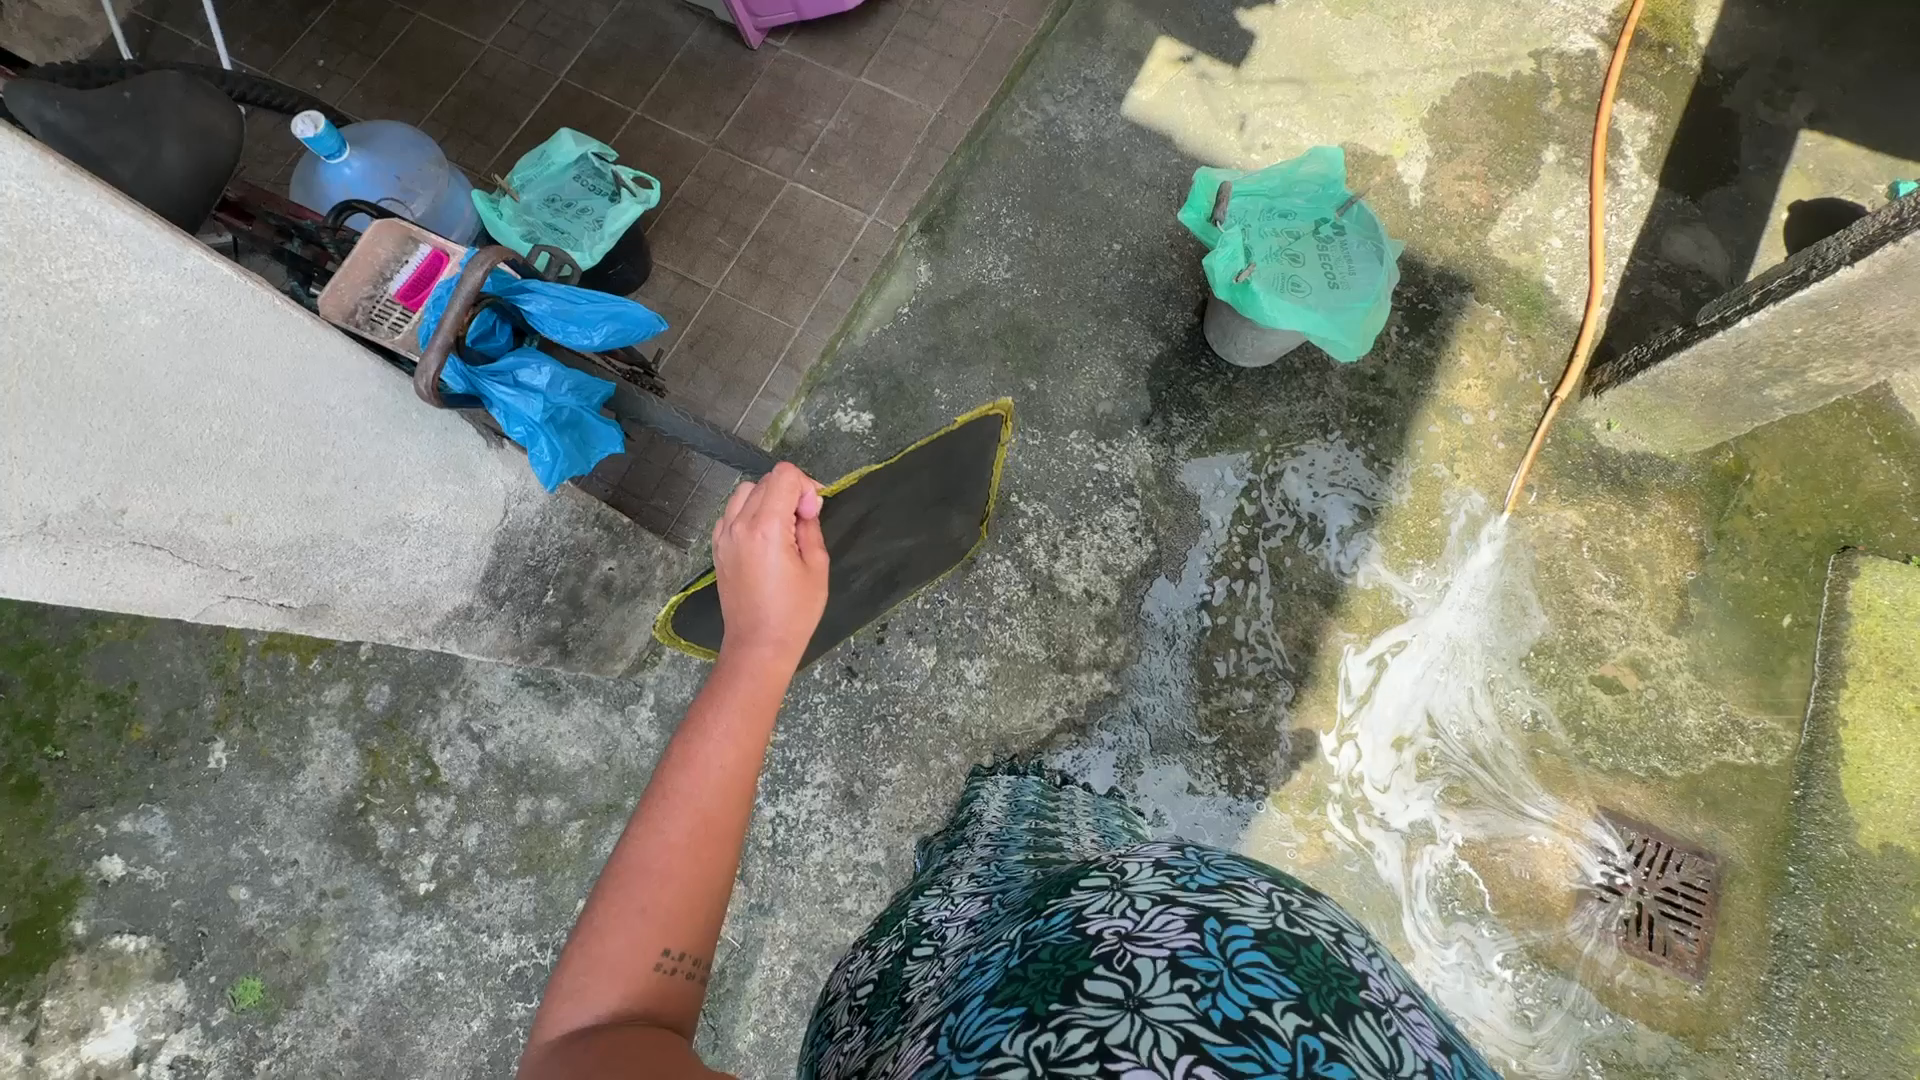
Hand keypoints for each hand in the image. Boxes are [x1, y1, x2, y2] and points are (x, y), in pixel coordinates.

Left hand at [711, 462, 827, 664]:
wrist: (759, 644)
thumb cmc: (794, 613)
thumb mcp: (817, 567)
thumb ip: (811, 528)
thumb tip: (807, 508)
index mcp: (766, 528)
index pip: (784, 476)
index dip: (806, 487)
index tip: (813, 513)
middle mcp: (740, 525)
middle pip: (767, 480)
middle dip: (791, 492)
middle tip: (804, 522)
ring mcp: (724, 536)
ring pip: (746, 491)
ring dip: (769, 499)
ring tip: (784, 528)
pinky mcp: (718, 547)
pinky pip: (732, 512)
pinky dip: (751, 513)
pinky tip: (765, 537)